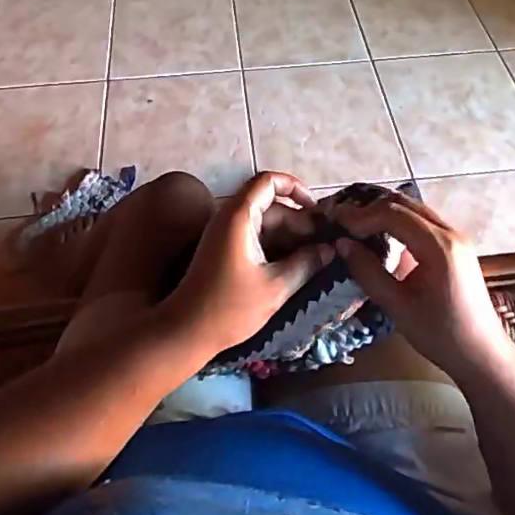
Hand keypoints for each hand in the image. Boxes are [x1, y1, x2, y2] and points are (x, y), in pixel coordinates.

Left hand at [163, 172, 331, 353]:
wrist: (184, 332)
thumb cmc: (229, 308)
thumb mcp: (276, 286)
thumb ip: (306, 263)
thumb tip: (330, 249)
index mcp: (240, 216)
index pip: (269, 181)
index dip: (295, 187)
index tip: (317, 209)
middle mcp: (230, 218)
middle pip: (271, 205)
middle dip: (300, 220)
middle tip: (326, 242)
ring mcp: (226, 234)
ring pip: (266, 223)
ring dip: (291, 235)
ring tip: (318, 255)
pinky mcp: (225, 251)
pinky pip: (256, 237)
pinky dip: (277, 245)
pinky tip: (298, 264)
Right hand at [337, 193, 514, 380]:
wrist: (482, 354)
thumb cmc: (441, 335)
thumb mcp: (398, 307)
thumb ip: (368, 272)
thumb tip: (342, 244)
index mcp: (439, 246)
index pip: (393, 214)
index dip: (362, 216)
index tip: (337, 223)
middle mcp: (450, 233)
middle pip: (405, 205)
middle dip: (371, 209)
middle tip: (342, 220)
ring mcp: (456, 237)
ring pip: (414, 210)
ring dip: (385, 213)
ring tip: (356, 225)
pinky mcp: (456, 245)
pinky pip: (423, 222)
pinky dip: (399, 222)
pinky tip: (381, 234)